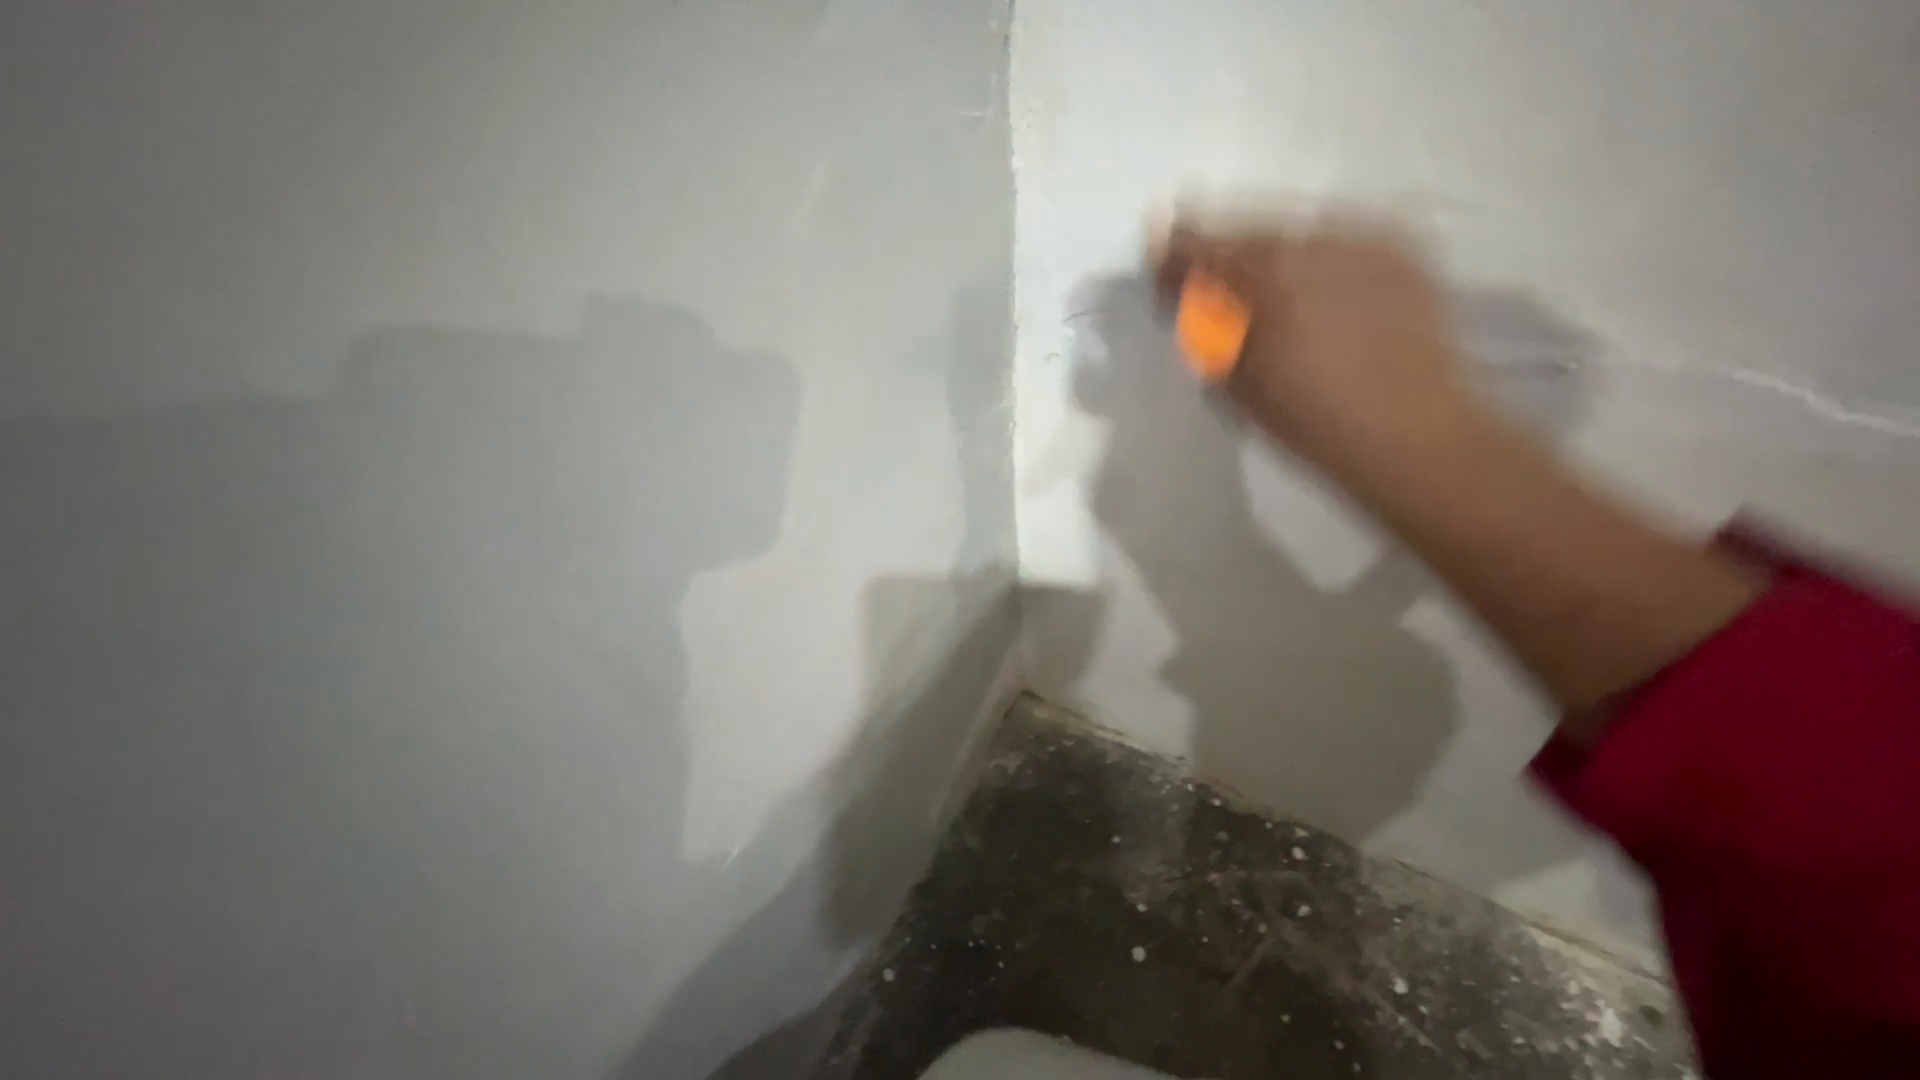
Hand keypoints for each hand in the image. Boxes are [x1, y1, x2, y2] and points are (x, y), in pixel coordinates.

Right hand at [1152, 213, 1485, 481]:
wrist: (1414, 436)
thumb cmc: (1311, 421)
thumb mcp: (1236, 381)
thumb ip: (1204, 325)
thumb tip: (1184, 290)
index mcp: (1266, 274)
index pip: (1200, 243)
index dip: (1174, 248)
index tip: (1158, 259)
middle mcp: (1313, 240)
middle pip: (1250, 229)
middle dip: (1226, 251)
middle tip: (1213, 280)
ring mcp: (1363, 240)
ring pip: (1297, 233)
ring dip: (1274, 255)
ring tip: (1270, 292)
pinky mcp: (1401, 251)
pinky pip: (1341, 242)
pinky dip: (1318, 262)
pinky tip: (1318, 295)